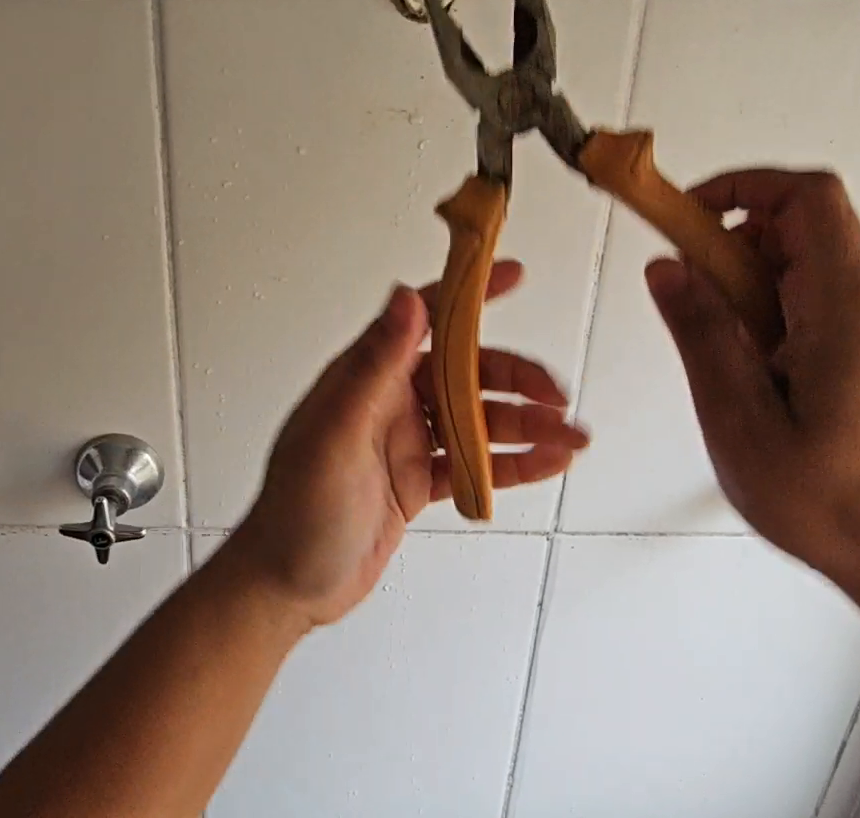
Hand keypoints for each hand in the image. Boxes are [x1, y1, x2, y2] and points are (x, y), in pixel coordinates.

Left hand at [222, 262, 588, 628]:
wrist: (288, 583)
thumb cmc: (297, 511)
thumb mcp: (336, 435)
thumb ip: (373, 367)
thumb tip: (405, 300)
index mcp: (364, 379)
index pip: (423, 320)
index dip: (468, 297)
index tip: (511, 276)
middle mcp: (388, 402)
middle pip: (466, 374)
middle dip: (516, 379)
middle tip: (556, 395)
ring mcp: (405, 441)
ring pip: (478, 420)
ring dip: (526, 425)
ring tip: (571, 437)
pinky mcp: (417, 480)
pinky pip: (474, 463)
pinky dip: (512, 464)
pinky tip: (546, 463)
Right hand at [645, 169, 859, 594]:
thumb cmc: (836, 505)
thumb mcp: (739, 422)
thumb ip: (701, 334)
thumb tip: (667, 268)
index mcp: (849, 312)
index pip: (805, 200)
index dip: (740, 188)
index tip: (682, 216)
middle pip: (795, 231)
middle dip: (727, 253)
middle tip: (691, 310)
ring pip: (801, 268)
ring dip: (745, 292)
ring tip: (728, 363)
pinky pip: (817, 301)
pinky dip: (771, 315)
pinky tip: (758, 378)